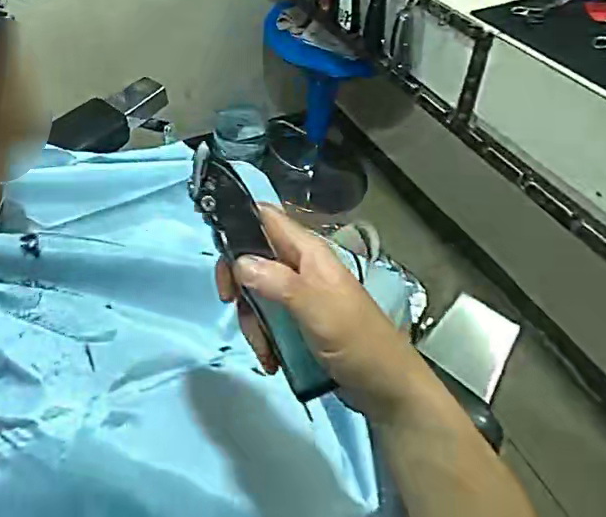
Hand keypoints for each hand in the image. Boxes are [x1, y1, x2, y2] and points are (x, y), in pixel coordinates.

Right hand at [215, 203, 432, 420]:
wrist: (387, 387)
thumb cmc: (356, 339)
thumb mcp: (315, 308)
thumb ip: (277, 282)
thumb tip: (239, 261)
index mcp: (307, 251)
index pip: (266, 218)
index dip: (239, 223)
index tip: (218, 250)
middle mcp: (301, 265)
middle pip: (254, 257)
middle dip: (240, 283)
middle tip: (232, 304)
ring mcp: (300, 294)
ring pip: (257, 292)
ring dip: (252, 320)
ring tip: (264, 349)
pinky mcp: (299, 321)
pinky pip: (268, 320)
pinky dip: (264, 338)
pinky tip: (272, 359)